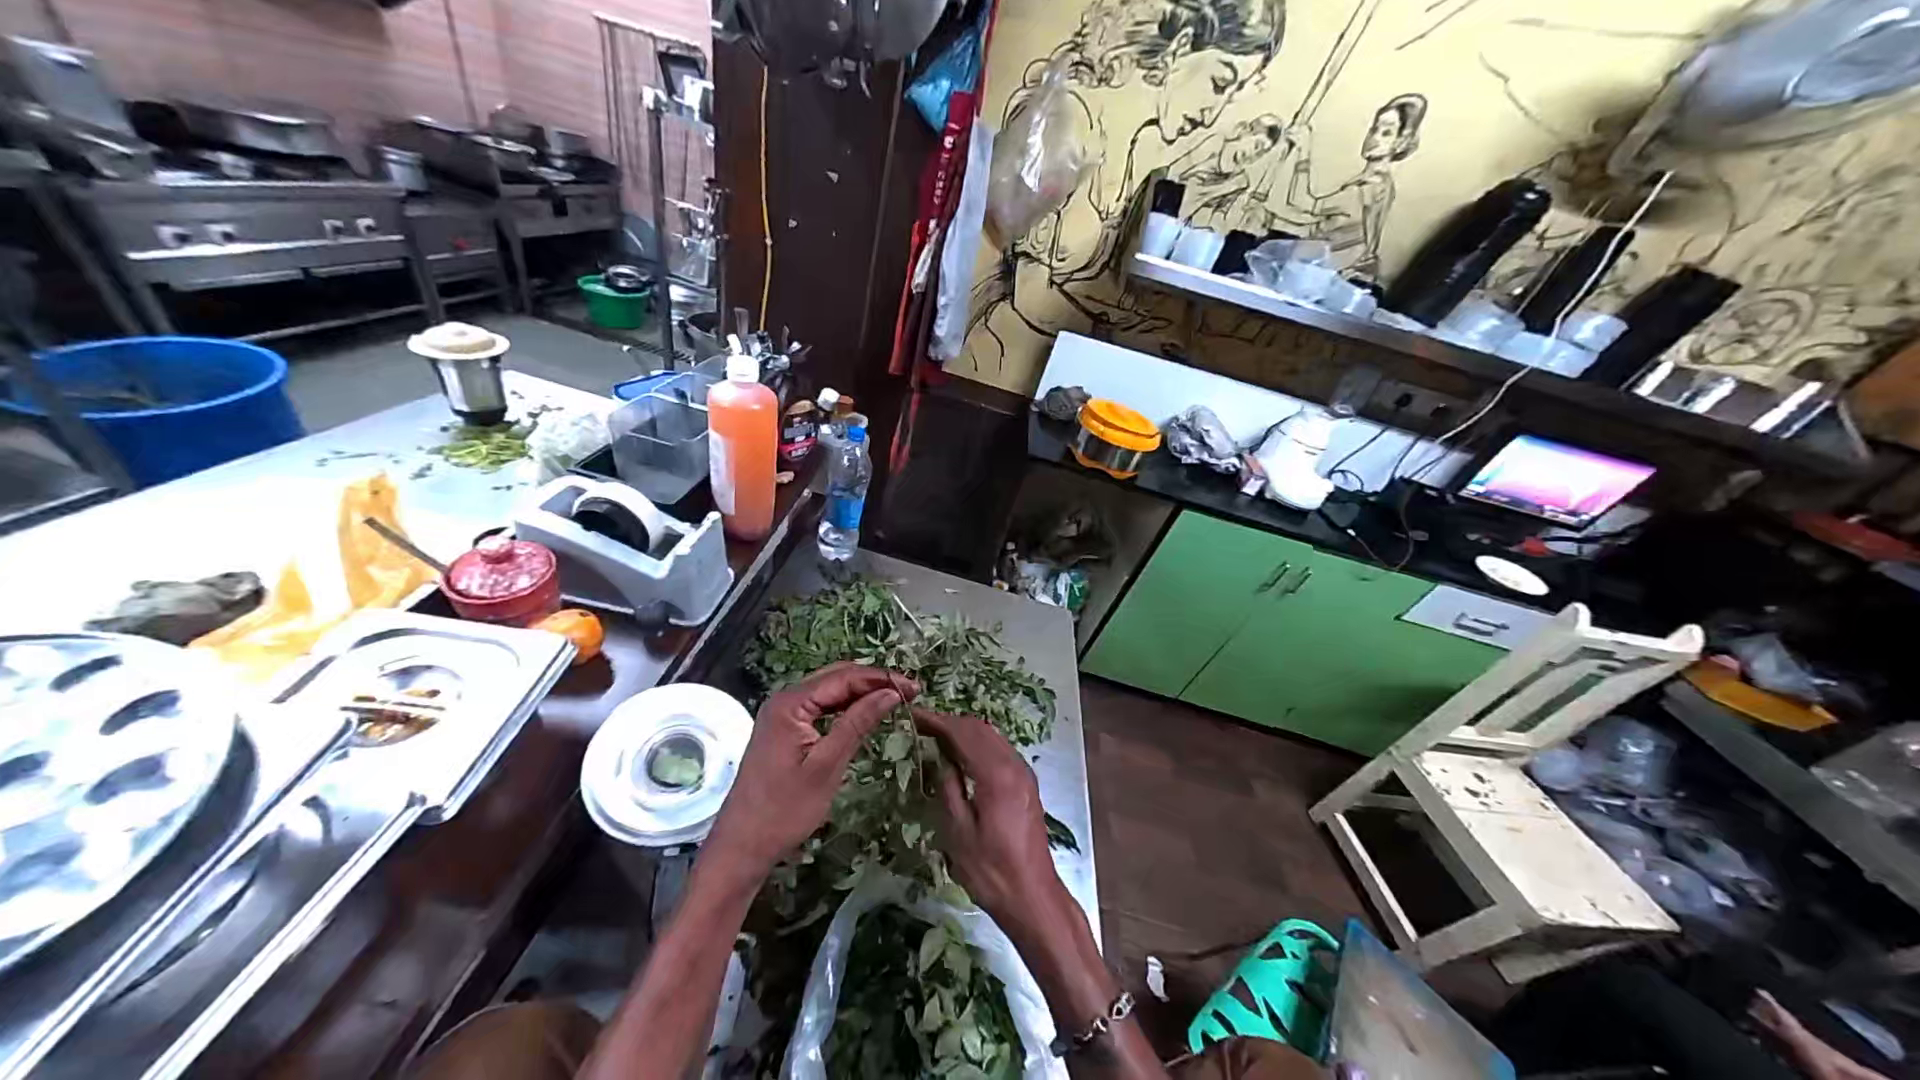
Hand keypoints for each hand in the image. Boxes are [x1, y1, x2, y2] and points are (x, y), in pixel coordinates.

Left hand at [704, 664, 916, 874]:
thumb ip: (858, 723)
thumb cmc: (784, 809)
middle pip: (836, 677)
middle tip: (910, 692)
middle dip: (874, 681)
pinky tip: (866, 713)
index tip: (915, 688)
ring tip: (895, 699)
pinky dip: (846, 706)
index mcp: (791, 703)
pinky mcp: (784, 729)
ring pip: (829, 691)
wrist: (742, 845)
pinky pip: (821, 707)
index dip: (881, 679)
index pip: (844, 677)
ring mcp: (782, 714)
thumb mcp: (827, 765)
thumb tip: (891, 693)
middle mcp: (784, 699)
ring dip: (861, 692)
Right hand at [912, 706, 1065, 932]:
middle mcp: (1014, 766)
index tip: (913, 716)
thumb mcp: (958, 833)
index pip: (963, 733)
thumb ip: (948, 789)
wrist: (1033, 896)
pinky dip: (977, 744)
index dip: (936, 721)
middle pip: (979, 729)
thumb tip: (940, 759)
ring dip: (964, 731)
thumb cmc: (991, 871)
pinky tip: (960, 756)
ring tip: (935, 738)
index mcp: (997, 775)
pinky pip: (999, 750)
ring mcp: (1024, 774)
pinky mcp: (1026, 784)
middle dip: (949, 722)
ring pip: (991, 737)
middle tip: (920, 726)